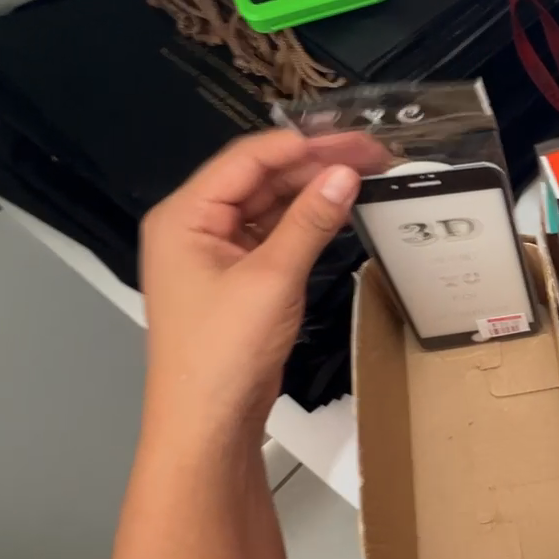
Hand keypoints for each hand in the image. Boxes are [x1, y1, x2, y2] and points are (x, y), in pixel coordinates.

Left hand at [138, 130, 358, 432]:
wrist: (209, 419)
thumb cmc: (223, 349)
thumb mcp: (272, 277)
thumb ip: (310, 221)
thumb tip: (346, 175)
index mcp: (186, 216)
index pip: (247, 160)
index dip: (302, 145)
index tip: (354, 139)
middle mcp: (198, 226)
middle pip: (261, 180)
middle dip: (314, 166)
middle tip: (372, 156)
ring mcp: (219, 252)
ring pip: (272, 206)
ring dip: (314, 192)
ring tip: (364, 178)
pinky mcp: (241, 277)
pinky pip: (277, 235)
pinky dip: (308, 222)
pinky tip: (340, 212)